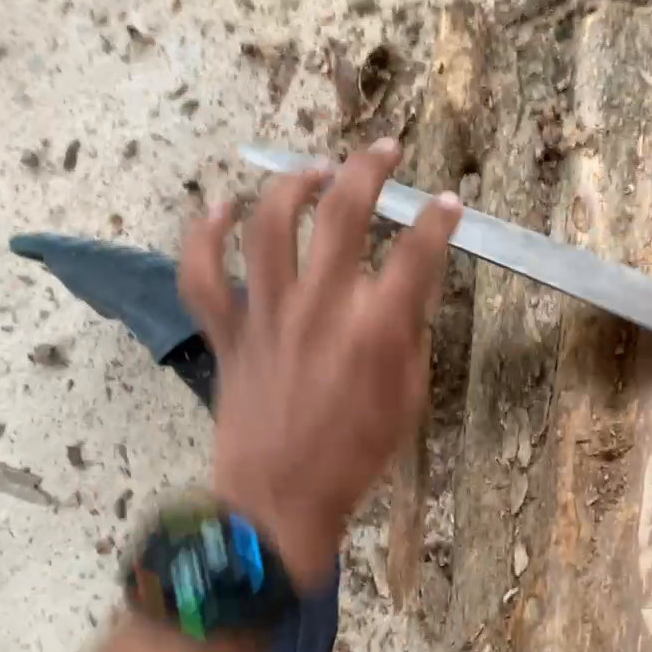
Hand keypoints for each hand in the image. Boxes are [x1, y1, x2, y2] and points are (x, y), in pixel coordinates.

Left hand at [176, 138, 460, 582]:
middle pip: (343, 214)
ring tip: (314, 169)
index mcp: (377, 329)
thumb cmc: (358, 453)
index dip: (439, 219)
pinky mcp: (229, 331)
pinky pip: (202, 272)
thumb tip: (405, 288)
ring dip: (294, 184)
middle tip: (383, 150)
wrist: (280, 500)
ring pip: (271, 224)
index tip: (448, 203)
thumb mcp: (410, 394)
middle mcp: (322, 307)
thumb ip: (409, 332)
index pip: (419, 252)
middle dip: (369, 169)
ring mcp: (268, 314)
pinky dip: (204, 233)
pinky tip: (221, 206)